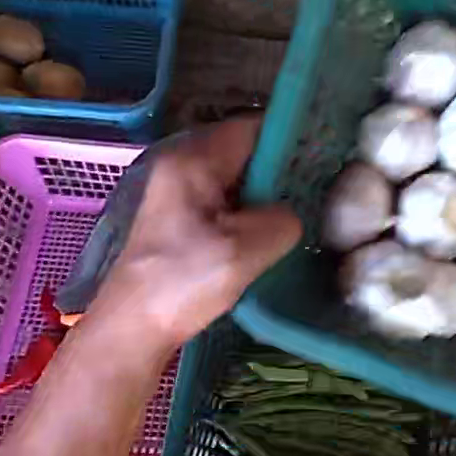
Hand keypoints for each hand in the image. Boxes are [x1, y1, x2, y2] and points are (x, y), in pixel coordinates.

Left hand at [82, 115, 301, 353]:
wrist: (132, 328)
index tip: (323, 159)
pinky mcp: (178, 225)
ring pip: (234, 184)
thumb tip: (288, 217)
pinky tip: (267, 240)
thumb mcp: (244, 250)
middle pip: (242, 154)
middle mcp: (180, 169)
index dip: (289, 139)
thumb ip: (281, 222)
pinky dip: (246, 217)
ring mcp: (176, 197)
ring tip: (300, 216)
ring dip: (264, 199)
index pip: (251, 127)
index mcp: (192, 162)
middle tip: (318, 193)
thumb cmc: (182, 283)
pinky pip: (222, 207)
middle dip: (279, 171)